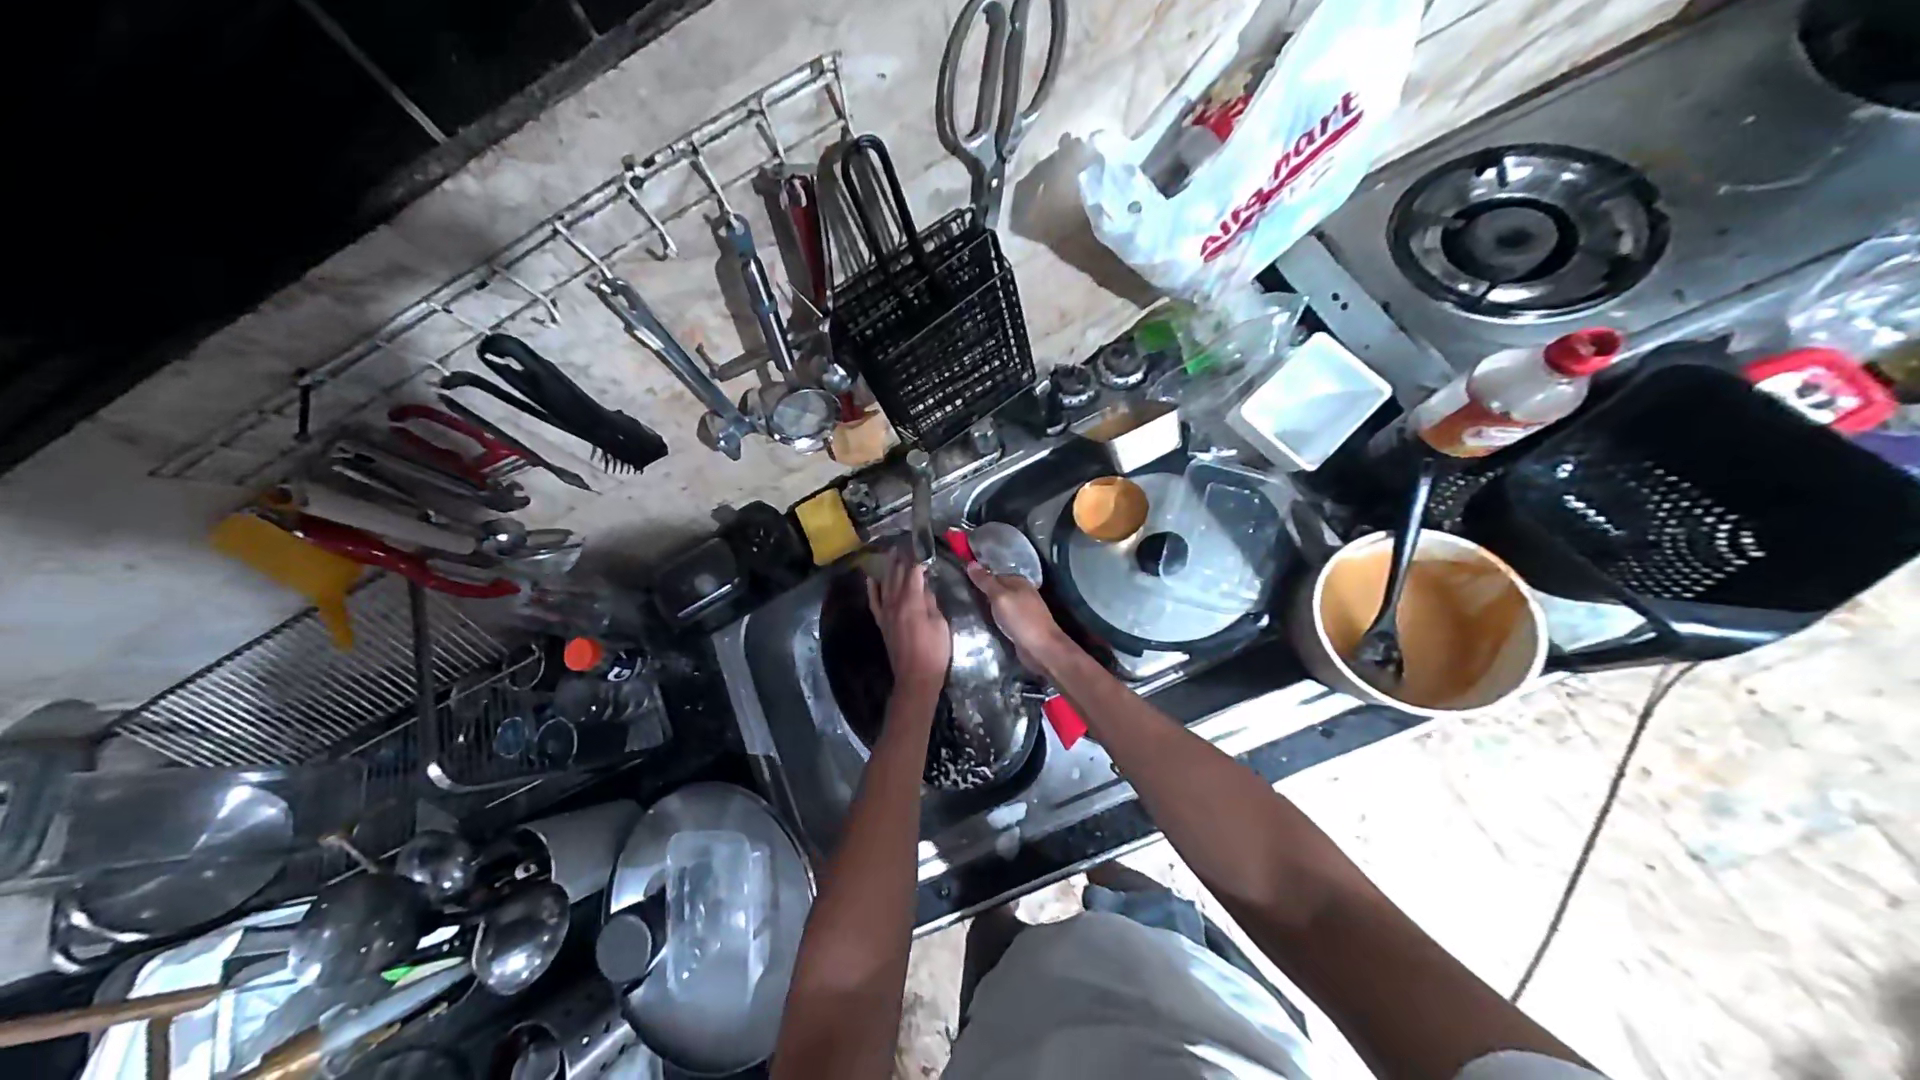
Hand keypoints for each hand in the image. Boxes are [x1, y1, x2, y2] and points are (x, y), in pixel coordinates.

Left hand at [867, 553, 950, 694]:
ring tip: (892, 552)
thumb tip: (924, 588)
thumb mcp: (940, 624)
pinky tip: (872, 577)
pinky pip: (874, 600)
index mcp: (912, 601)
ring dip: (888, 567)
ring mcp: (885, 612)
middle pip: (897, 574)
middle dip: (902, 557)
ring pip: (885, 583)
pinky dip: (872, 587)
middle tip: (907, 543)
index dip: (917, 557)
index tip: (921, 545)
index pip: (913, 572)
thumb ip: (931, 603)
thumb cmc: (934, 651)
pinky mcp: (881, 621)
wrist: (915, 677)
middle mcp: (895, 602)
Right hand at [964, 563, 1078, 678]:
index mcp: (1018, 581)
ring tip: (963, 608)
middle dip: (979, 592)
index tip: (958, 580)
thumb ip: (986, 581)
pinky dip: (991, 619)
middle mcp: (1021, 593)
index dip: (978, 576)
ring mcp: (1021, 610)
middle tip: (956, 595)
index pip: (993, 574)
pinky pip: (1000, 618)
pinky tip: (978, 622)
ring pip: (997, 604)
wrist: (1041, 649)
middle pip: (996, 589)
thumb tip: (971, 563)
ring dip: (984, 607)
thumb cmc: (1021, 619)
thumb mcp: (1000, 597)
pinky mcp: (1018, 625)